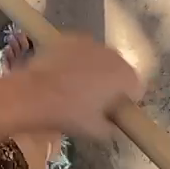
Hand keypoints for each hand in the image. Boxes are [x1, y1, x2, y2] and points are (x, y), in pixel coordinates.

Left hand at [14, 32, 142, 136]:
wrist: (33, 94)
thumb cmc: (69, 114)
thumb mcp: (97, 131)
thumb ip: (113, 128)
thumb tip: (114, 125)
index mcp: (125, 76)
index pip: (136, 89)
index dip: (126, 102)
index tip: (113, 112)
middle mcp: (113, 55)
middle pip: (119, 70)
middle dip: (111, 83)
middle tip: (94, 101)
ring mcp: (91, 43)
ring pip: (100, 59)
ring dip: (94, 70)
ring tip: (76, 87)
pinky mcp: (70, 38)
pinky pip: (81, 51)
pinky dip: (77, 60)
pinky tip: (63, 74)